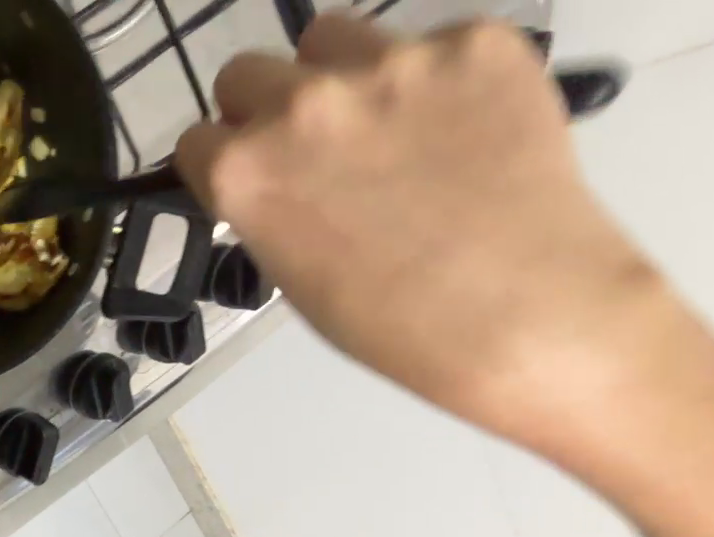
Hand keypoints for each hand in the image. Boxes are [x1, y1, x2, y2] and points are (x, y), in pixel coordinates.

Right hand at [176, 16, 660, 435]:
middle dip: (260, 109)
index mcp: (244, 171)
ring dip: (335, 75)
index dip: (221, 163)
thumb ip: (266, 204)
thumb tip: (277, 173)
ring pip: (329, 38)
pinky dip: (430, 78)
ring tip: (381, 125)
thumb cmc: (384, 320)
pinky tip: (458, 129)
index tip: (248, 181)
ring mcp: (391, 62)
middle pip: (245, 73)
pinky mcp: (476, 41)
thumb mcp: (288, 270)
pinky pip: (428, 42)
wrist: (517, 310)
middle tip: (304, 149)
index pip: (196, 140)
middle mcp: (301, 103)